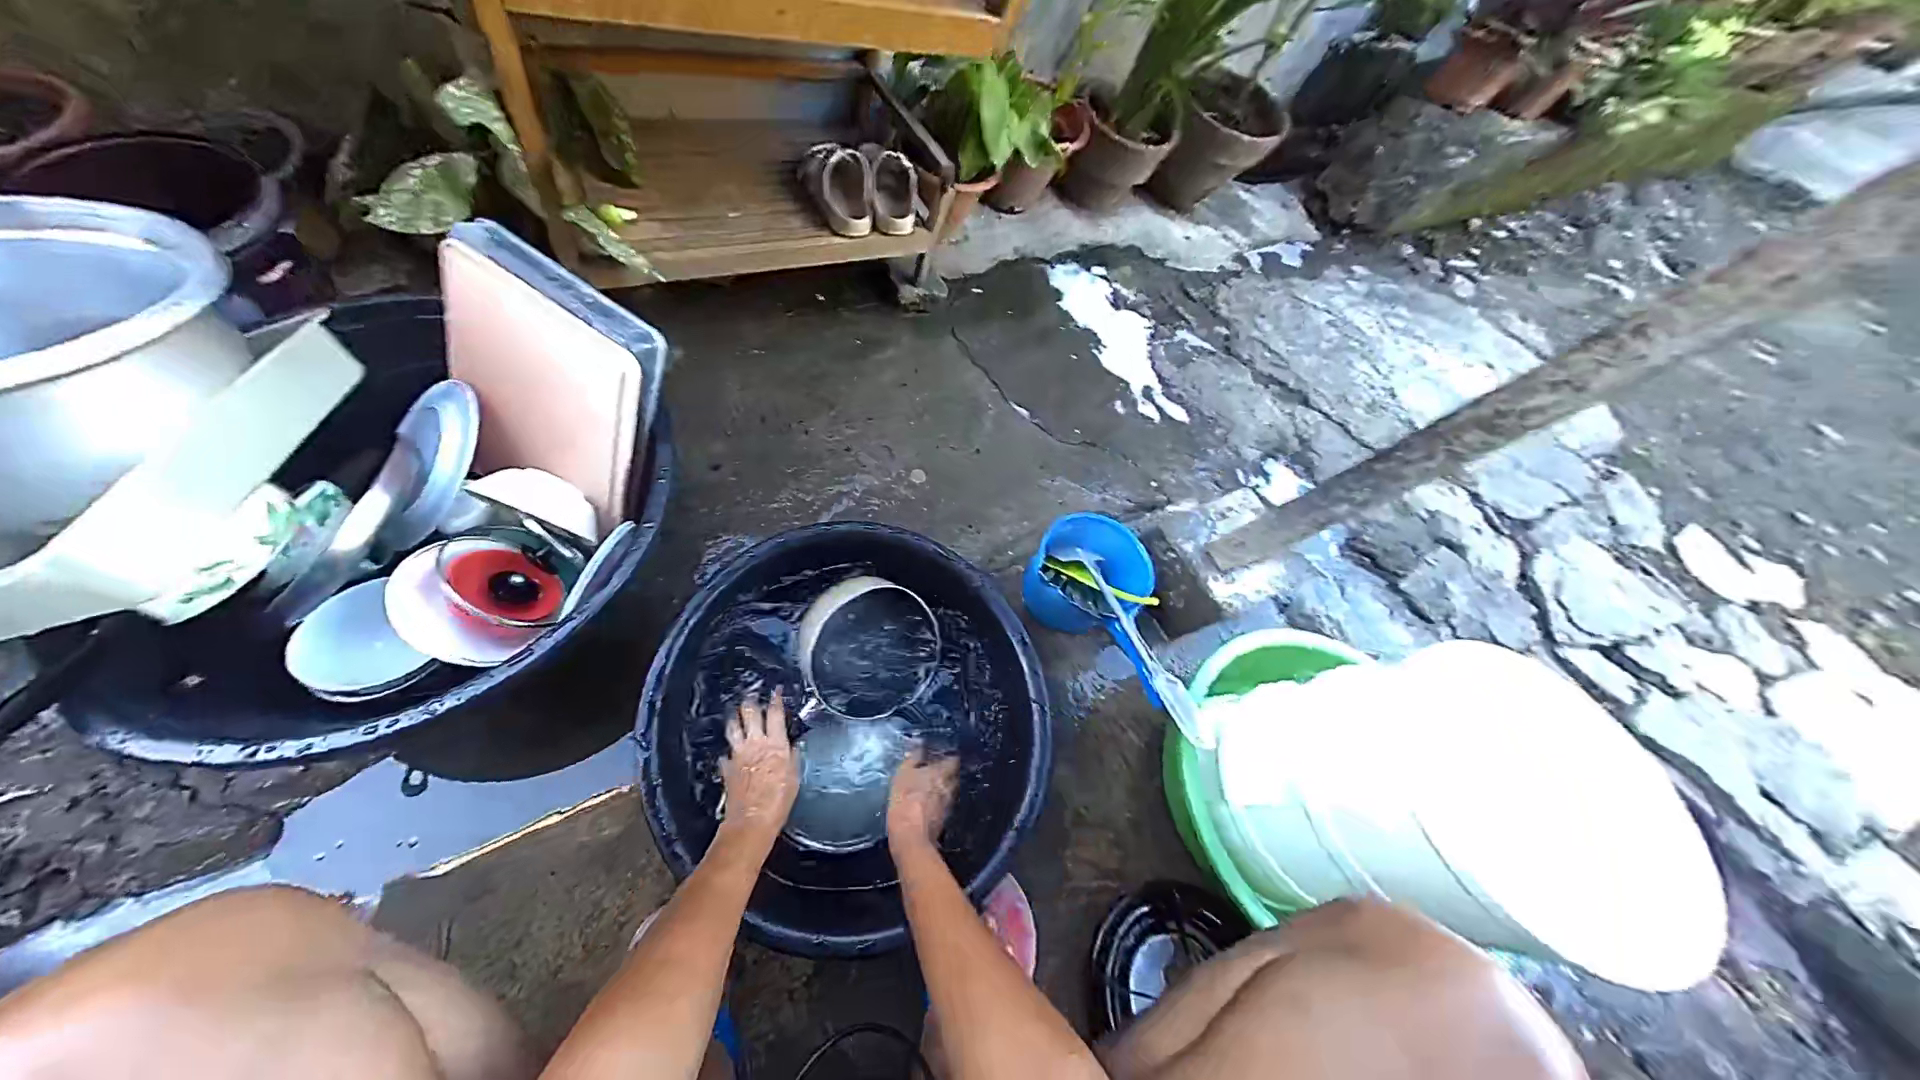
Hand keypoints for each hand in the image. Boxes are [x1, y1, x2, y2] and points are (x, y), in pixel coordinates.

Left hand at [718, 689, 798, 846]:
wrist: (752, 820)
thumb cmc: (778, 801)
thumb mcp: (794, 777)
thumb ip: (792, 757)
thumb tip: (792, 746)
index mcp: (775, 744)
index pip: (775, 713)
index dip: (775, 699)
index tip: (775, 691)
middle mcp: (755, 744)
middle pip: (750, 714)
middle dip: (751, 702)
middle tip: (753, 696)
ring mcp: (738, 754)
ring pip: (734, 728)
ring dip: (736, 718)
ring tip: (737, 713)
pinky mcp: (727, 767)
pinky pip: (726, 753)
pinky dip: (729, 750)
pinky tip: (730, 751)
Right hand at [887, 745, 958, 856]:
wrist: (910, 837)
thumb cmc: (905, 801)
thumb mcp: (903, 775)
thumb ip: (913, 759)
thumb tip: (919, 746)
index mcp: (941, 774)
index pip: (952, 760)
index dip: (948, 756)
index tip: (941, 755)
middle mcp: (949, 787)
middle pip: (953, 776)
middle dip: (947, 772)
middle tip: (935, 770)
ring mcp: (948, 805)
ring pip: (949, 791)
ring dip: (943, 787)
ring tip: (932, 786)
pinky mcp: (943, 820)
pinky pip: (943, 805)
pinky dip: (938, 801)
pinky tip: (929, 803)